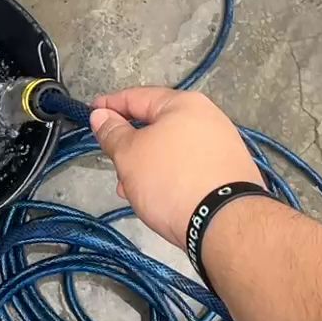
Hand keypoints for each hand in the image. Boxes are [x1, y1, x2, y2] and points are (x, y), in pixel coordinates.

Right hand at [90, 86, 262, 248]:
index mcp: (183, 104)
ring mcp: (222, 146)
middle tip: (112, 159)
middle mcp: (208, 118)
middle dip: (130, 143)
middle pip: (157, 124)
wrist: (225, 224)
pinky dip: (168, 176)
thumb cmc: (173, 180)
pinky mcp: (229, 173)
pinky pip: (189, 167)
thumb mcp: (130, 154)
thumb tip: (101, 114)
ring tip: (130, 189)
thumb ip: (112, 132)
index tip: (92, 111)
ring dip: (146, 165)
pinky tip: (157, 197)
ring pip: (172, 149)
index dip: (110, 104)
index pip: (137, 96)